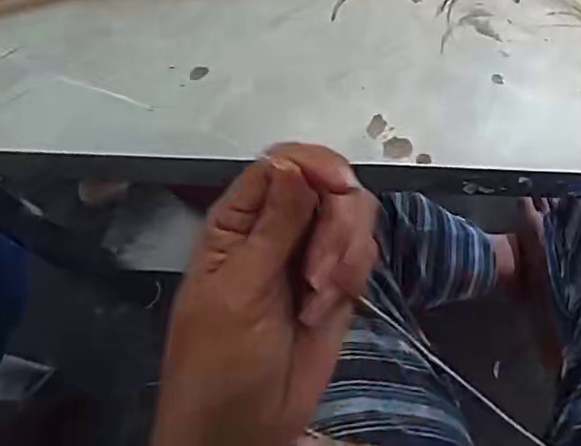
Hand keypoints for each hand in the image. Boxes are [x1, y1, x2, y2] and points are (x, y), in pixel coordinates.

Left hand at [153, 149, 375, 445]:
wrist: (242, 434)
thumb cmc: (217, 364)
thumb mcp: (239, 291)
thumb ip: (272, 226)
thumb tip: (290, 163)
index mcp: (241, 215)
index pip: (282, 161)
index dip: (314, 165)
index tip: (340, 188)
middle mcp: (279, 222)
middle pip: (327, 182)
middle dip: (335, 224)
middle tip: (319, 275)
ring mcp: (310, 248)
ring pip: (353, 213)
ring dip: (345, 255)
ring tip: (318, 300)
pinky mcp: (336, 277)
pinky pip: (363, 251)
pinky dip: (353, 277)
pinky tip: (324, 311)